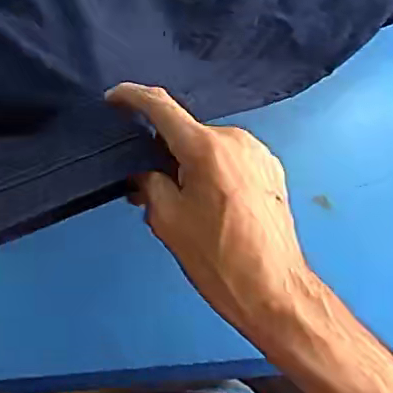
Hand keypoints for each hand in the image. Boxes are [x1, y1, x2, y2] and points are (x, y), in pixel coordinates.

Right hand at [107, 83, 320, 345]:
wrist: (278, 295)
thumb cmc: (222, 262)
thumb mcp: (168, 221)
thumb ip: (148, 182)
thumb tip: (144, 170)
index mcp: (205, 148)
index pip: (160, 105)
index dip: (131, 96)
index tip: (114, 98)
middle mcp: (234, 140)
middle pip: (184, 130)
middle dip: (161, 149)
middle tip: (144, 181)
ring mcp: (256, 152)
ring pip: (206, 144)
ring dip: (188, 161)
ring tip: (180, 201)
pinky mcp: (270, 168)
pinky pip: (228, 156)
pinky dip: (211, 169)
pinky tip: (208, 202)